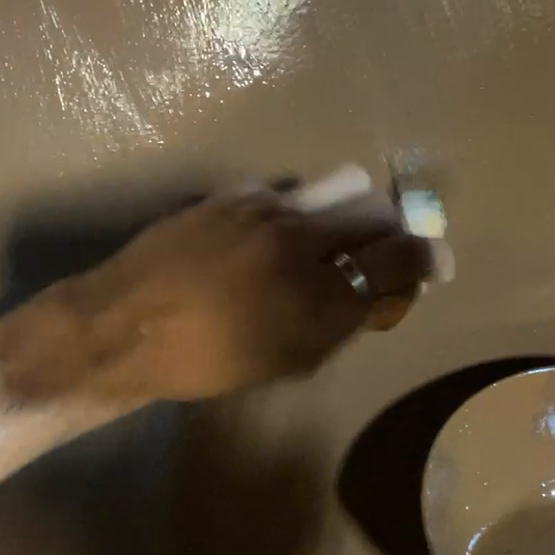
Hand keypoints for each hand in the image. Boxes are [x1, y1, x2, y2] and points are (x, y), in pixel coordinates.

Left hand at [0, 166, 451, 403]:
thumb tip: (368, 297)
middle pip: (374, 215)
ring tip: (324, 236)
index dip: (421, 258)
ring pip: (333, 193)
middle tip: (381, 243)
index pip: (394, 262)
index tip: (432, 258)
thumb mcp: (281, 362)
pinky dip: (291, 213)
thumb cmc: (201, 361)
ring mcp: (266, 210)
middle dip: (387, 230)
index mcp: (316, 299)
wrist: (121, 324)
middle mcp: (300, 244)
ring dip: (341, 214)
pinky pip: (285, 195)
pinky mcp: (235, 192)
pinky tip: (266, 234)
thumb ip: (335, 326)